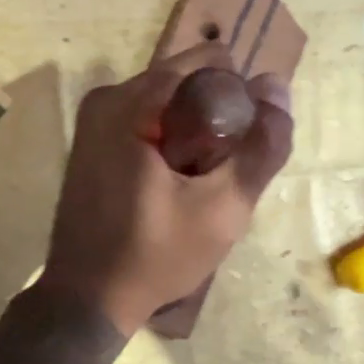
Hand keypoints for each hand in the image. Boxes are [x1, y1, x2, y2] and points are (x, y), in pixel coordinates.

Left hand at [41, 43, 293, 335]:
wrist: (88, 299)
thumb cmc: (155, 255)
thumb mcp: (224, 208)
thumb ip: (261, 146)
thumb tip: (276, 84)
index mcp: (131, 102)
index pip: (209, 63)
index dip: (238, 100)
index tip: (236, 151)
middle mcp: (105, 99)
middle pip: (186, 84)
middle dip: (214, 121)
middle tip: (214, 178)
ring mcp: (91, 123)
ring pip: (167, 107)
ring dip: (192, 137)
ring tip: (192, 189)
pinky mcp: (88, 146)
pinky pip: (144, 126)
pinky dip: (166, 148)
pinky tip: (168, 191)